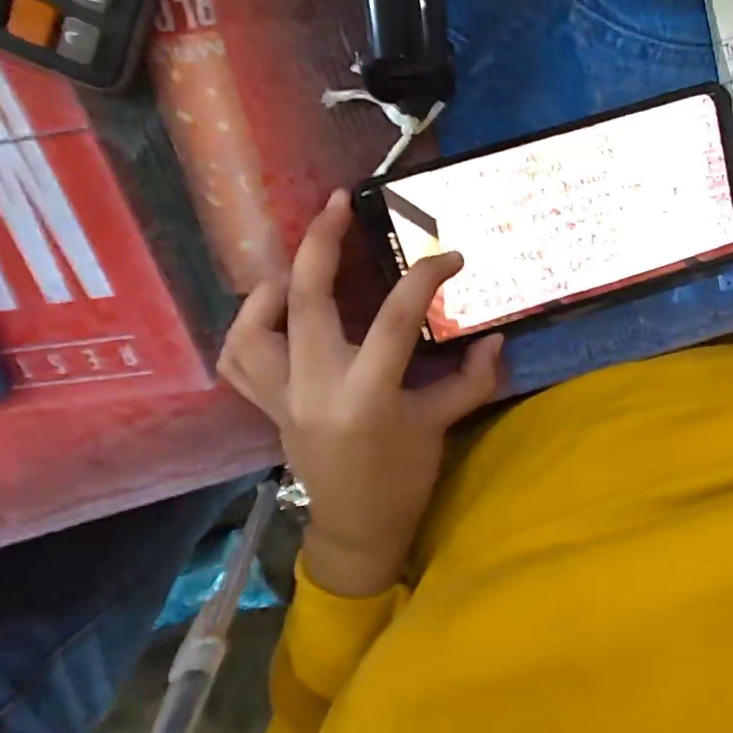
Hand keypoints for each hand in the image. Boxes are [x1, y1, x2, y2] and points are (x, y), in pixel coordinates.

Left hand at [217, 190, 504, 596]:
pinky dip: (247, 325)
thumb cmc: (403, 478)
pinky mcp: (265, 406)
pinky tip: (273, 309)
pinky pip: (236, 358)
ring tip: (302, 264)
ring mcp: (281, 398)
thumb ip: (474, 379)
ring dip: (274, 284)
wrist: (356, 528)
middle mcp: (314, 389)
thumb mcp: (442, 424)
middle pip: (306, 299)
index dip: (423, 278)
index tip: (450, 256)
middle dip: (321, 242)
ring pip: (253, 325)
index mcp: (365, 396)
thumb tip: (496, 336)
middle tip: (337, 204)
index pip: (392, 319)